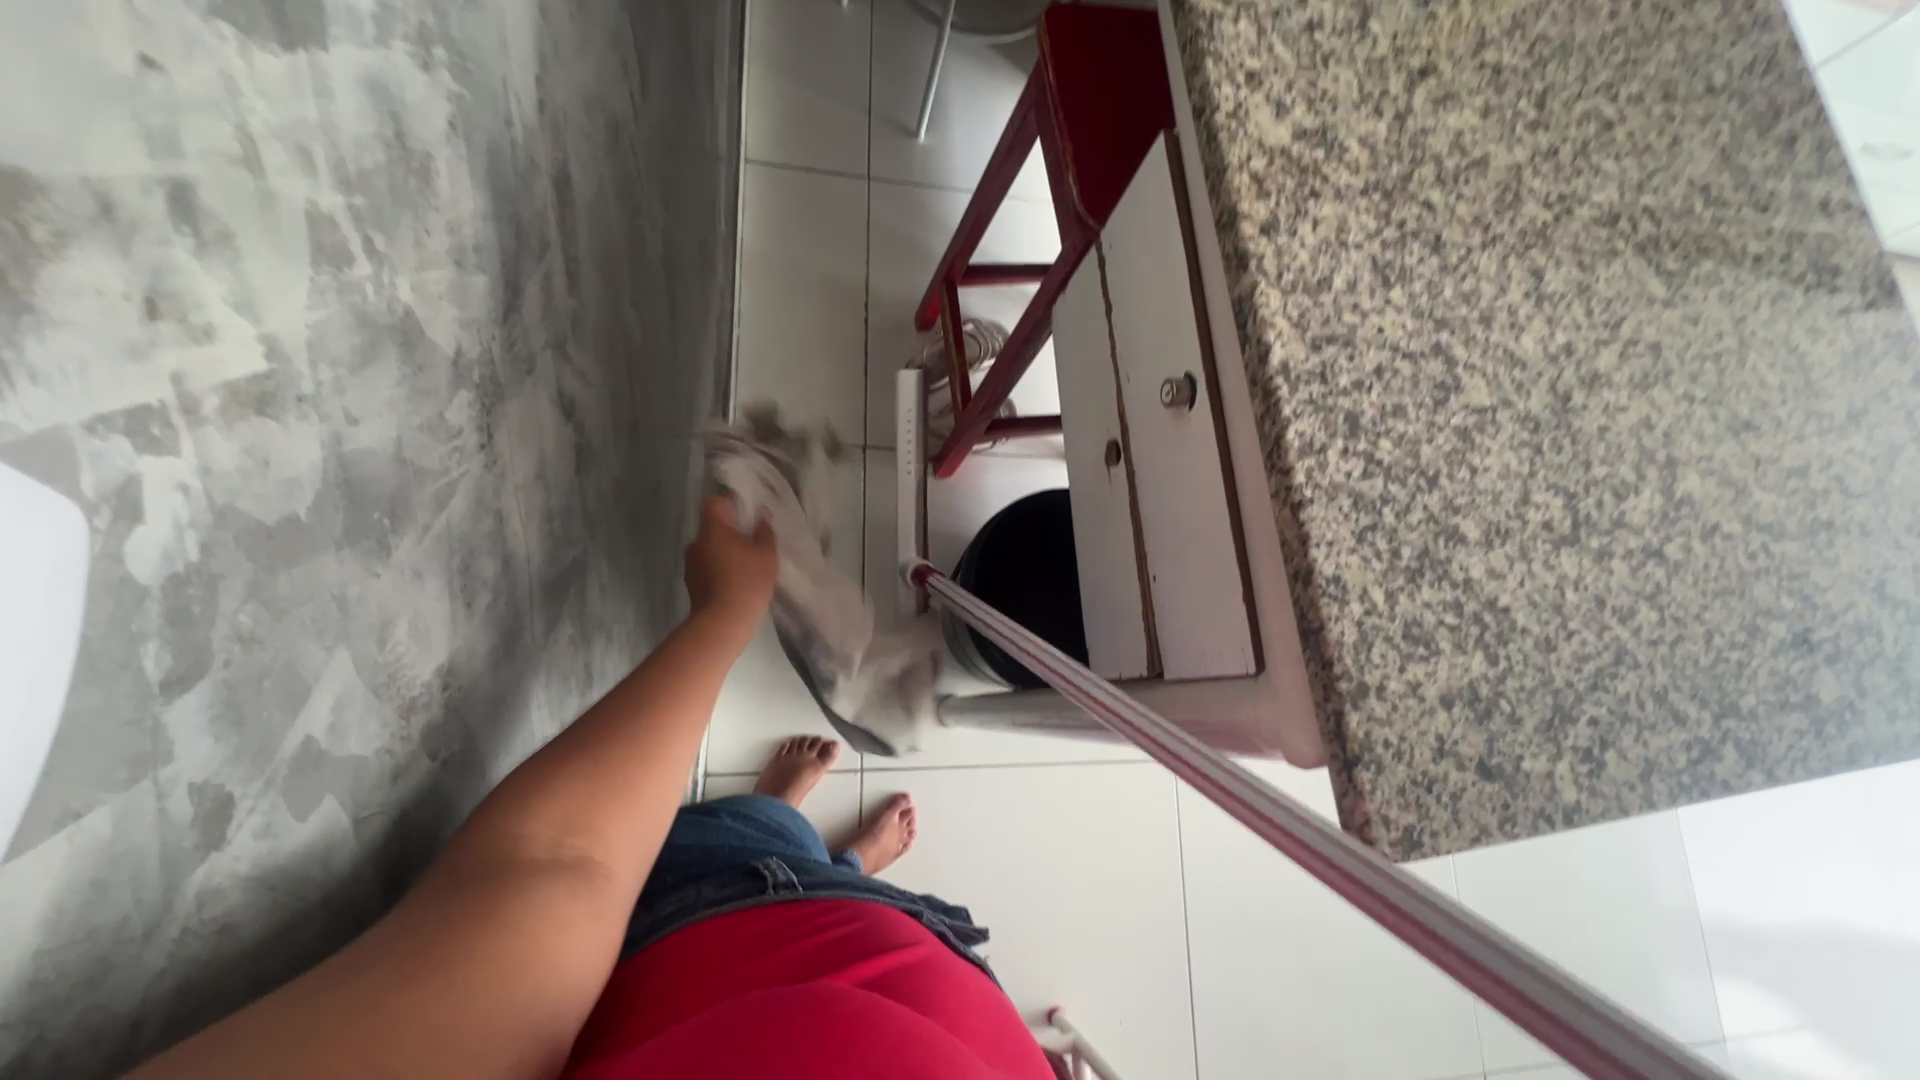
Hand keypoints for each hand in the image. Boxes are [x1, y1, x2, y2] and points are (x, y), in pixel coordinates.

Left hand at [684, 495, 777, 629]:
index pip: (714, 502)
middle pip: (712, 527)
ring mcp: (690, 563)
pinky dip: (718, 570)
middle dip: (730, 532)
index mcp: (713, 528)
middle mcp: (696, 541)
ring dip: (724, 553)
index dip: (730, 505)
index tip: (747, 517)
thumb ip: (764, 532)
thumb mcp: (766, 555)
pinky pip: (706, 567)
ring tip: (745, 567)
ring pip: (709, 548)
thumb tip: (761, 518)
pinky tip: (735, 583)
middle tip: (751, 544)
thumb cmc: (747, 581)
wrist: (723, 622)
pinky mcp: (691, 583)